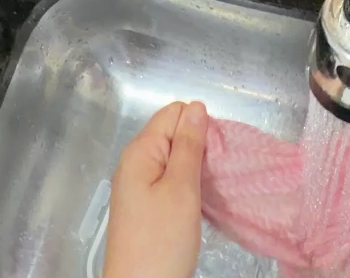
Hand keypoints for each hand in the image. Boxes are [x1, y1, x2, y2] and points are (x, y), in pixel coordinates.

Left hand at [104, 100, 207, 277]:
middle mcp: (136, 162)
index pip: (174, 112)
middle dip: (198, 149)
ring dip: (195, 171)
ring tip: (208, 193)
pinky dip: (188, 189)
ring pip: (175, 160)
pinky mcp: (146, 207)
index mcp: (141, 150)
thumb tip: (196, 106)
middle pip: (174, 134)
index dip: (198, 127)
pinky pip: (171, 182)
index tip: (213, 156)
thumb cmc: (161, 242)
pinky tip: (198, 206)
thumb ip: (189, 145)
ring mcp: (139, 186)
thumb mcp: (181, 189)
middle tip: (212, 178)